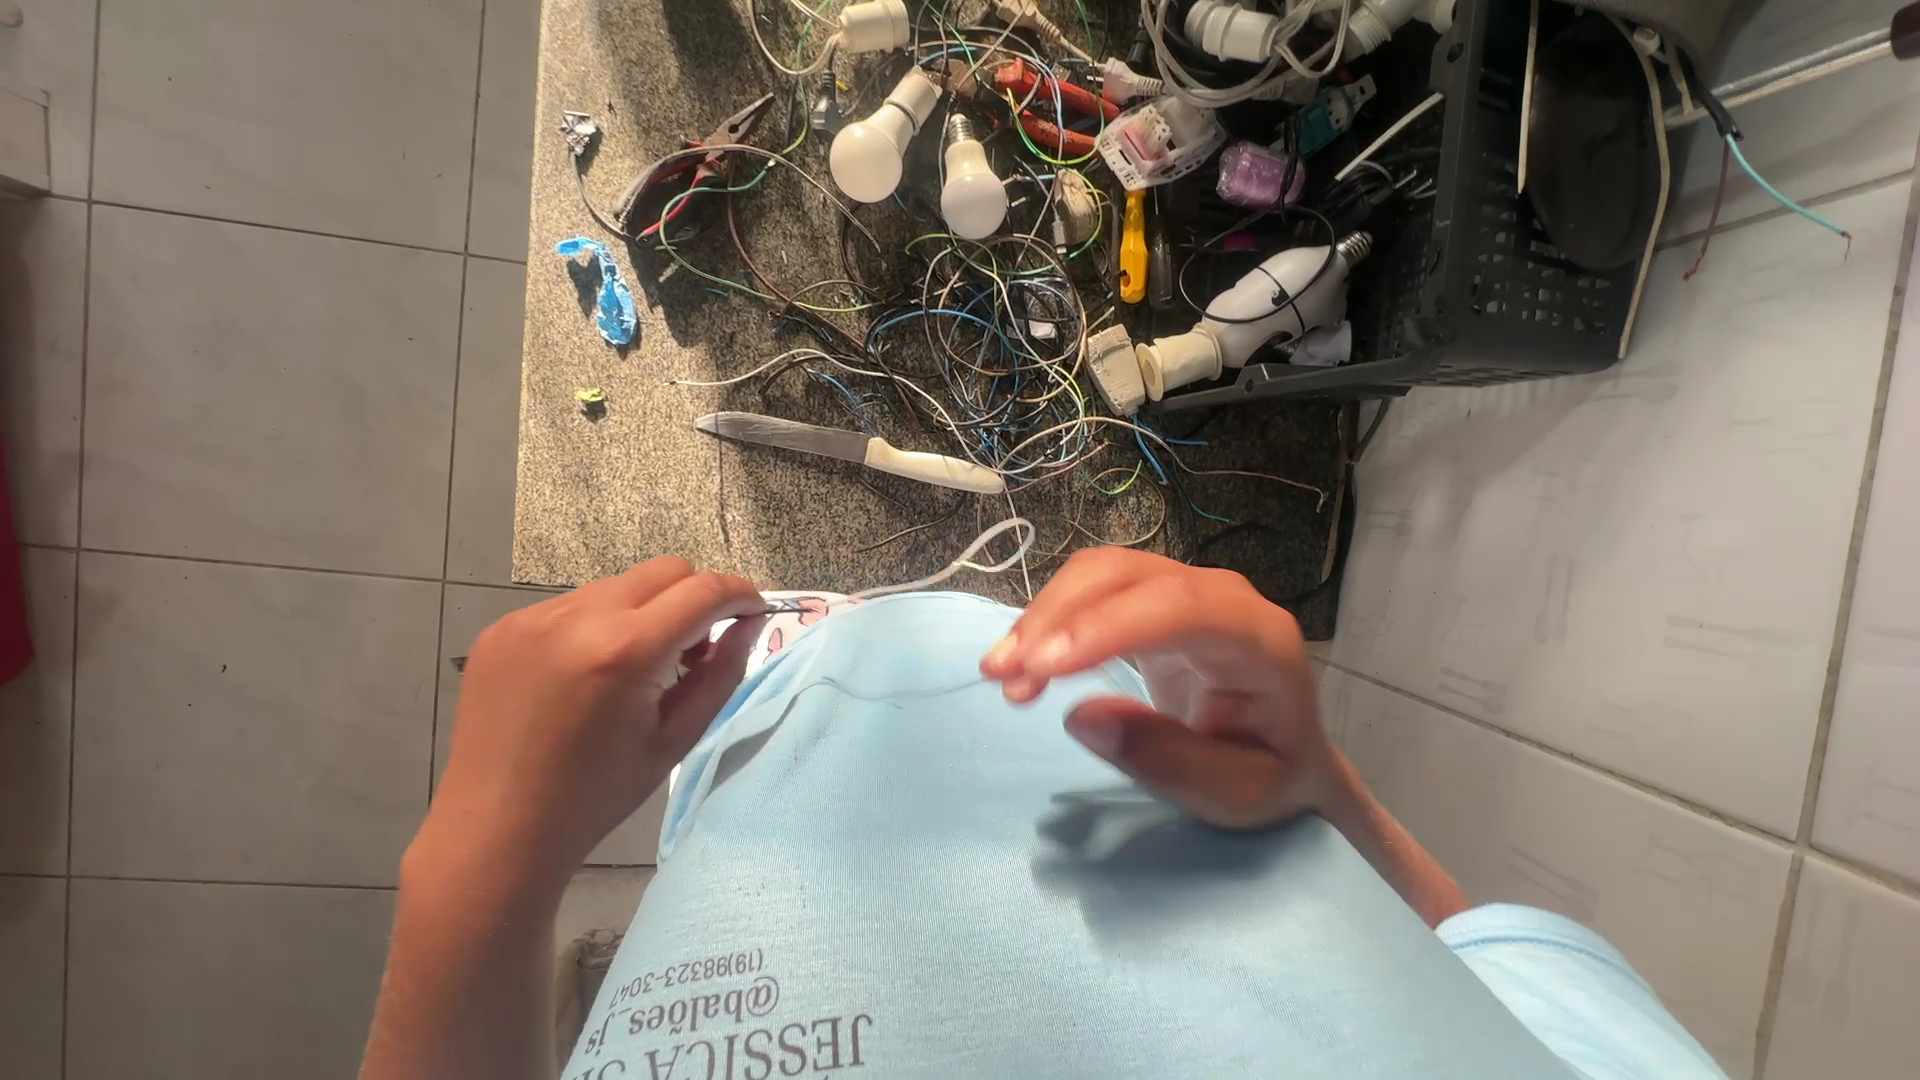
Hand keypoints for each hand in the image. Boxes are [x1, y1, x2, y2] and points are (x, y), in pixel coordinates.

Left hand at [418, 558, 765, 894]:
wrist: (494, 830)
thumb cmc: (598, 794)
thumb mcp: (677, 737)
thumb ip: (723, 671)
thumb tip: (749, 623)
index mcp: (626, 650)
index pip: (704, 590)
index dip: (741, 595)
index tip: (754, 613)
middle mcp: (578, 618)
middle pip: (666, 570)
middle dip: (696, 598)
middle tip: (695, 650)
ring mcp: (533, 617)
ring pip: (621, 584)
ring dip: (648, 611)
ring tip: (638, 667)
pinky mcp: (504, 627)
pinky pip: (577, 604)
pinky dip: (601, 625)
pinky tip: (589, 675)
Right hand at [979, 548, 1330, 828]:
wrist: (1284, 752)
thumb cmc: (1271, 775)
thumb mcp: (1237, 794)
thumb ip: (1169, 760)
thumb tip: (1081, 717)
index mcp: (1261, 638)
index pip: (1181, 607)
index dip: (1108, 626)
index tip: (1042, 665)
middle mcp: (1222, 596)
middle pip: (1127, 576)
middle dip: (1057, 617)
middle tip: (1003, 674)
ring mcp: (1184, 590)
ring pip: (1100, 573)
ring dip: (1043, 615)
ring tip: (1002, 673)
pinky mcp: (1151, 600)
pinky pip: (1092, 589)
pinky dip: (1049, 618)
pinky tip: (1023, 659)